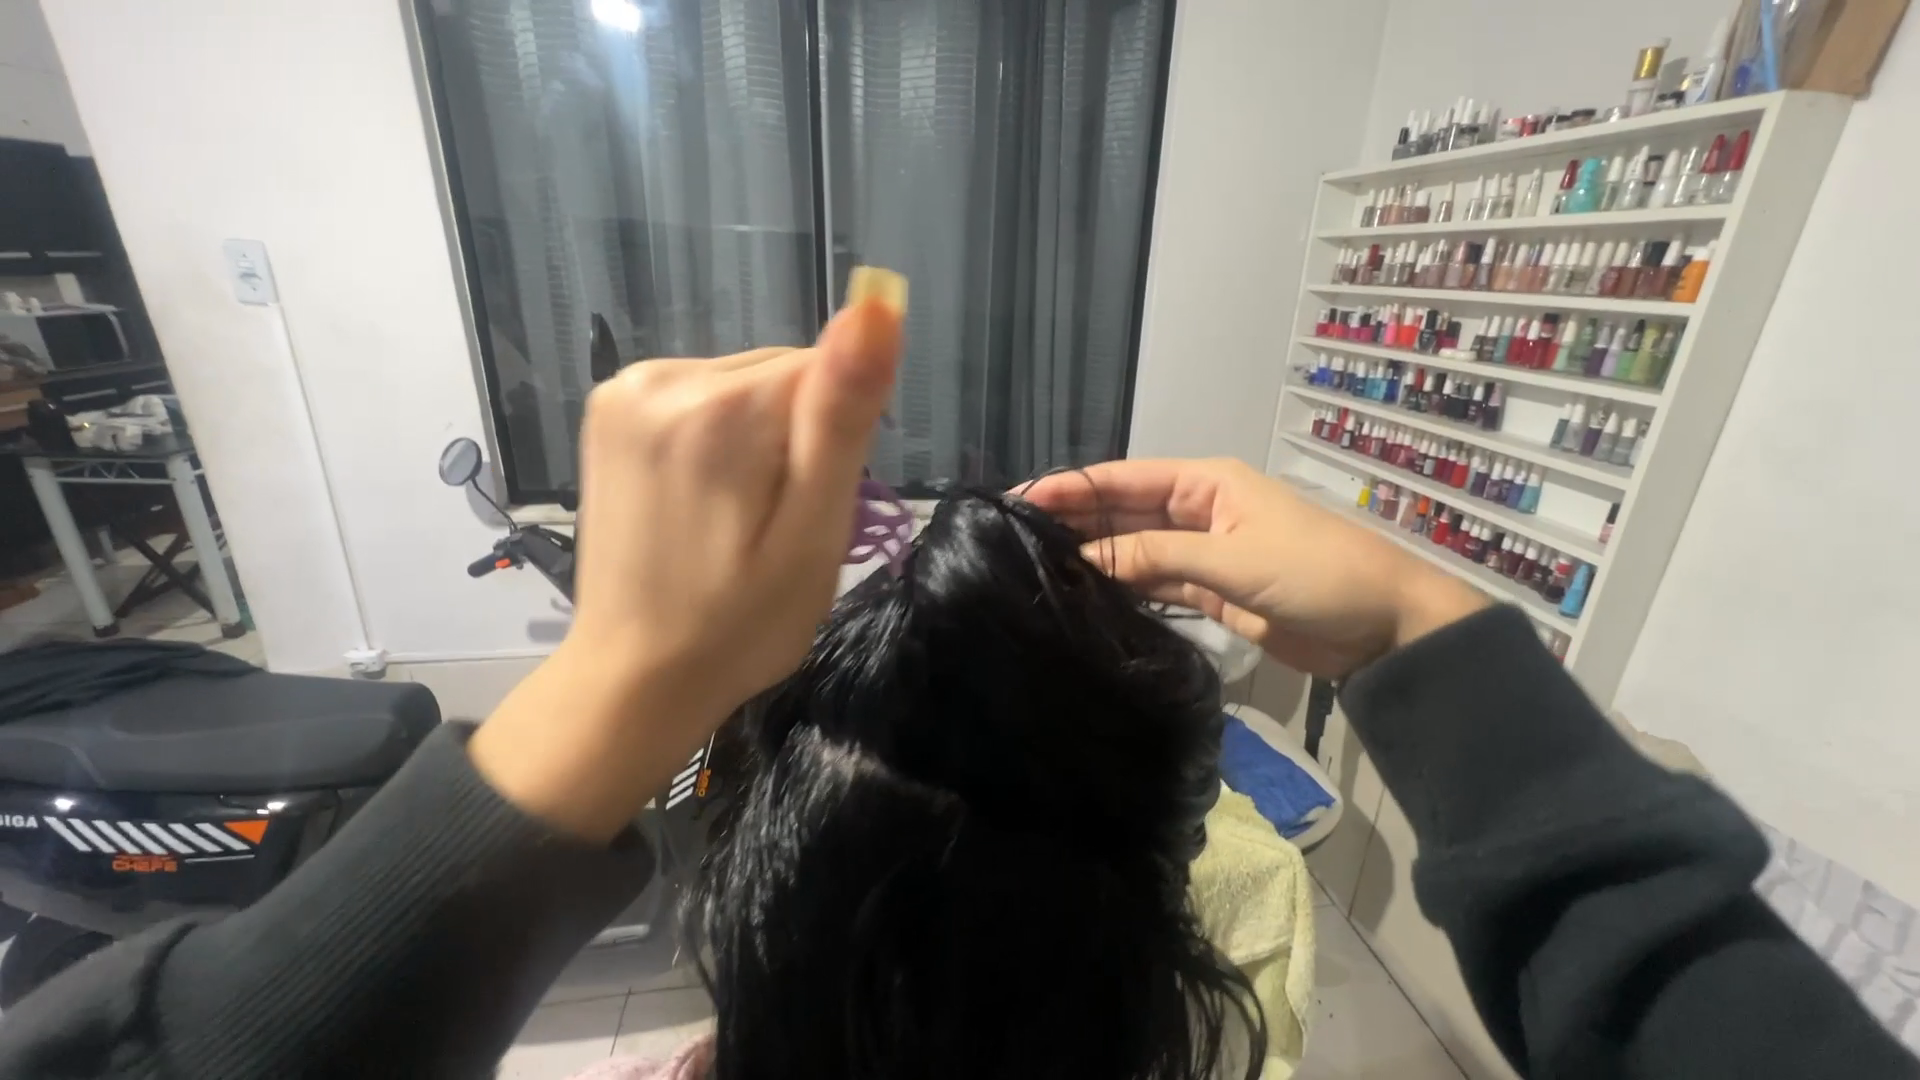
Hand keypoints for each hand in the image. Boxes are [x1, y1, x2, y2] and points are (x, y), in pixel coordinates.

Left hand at [471, 300, 901, 839]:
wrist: (636, 677)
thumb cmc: (742, 623)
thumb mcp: (813, 532)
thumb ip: (841, 417)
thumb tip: (876, 304)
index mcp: (720, 409)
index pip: (826, 374)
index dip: (836, 441)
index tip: (814, 507)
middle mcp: (661, 377)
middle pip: (781, 375)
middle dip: (796, 438)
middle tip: (780, 523)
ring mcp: (624, 389)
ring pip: (745, 384)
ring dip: (760, 438)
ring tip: (741, 517)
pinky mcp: (609, 408)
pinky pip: (703, 397)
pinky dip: (721, 438)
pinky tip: (707, 498)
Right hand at [1022, 458, 1486, 678]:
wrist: (1383, 628)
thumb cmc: (1316, 574)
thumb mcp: (1234, 560)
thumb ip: (1156, 557)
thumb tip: (1084, 560)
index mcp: (1205, 483)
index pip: (1124, 479)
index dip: (1073, 487)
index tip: (1021, 500)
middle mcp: (1195, 511)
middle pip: (1122, 511)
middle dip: (1074, 520)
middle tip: (1015, 535)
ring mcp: (1200, 551)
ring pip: (1133, 547)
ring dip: (1092, 555)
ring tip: (1035, 564)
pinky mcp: (1207, 590)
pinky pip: (1151, 581)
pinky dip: (1121, 586)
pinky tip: (1083, 592)